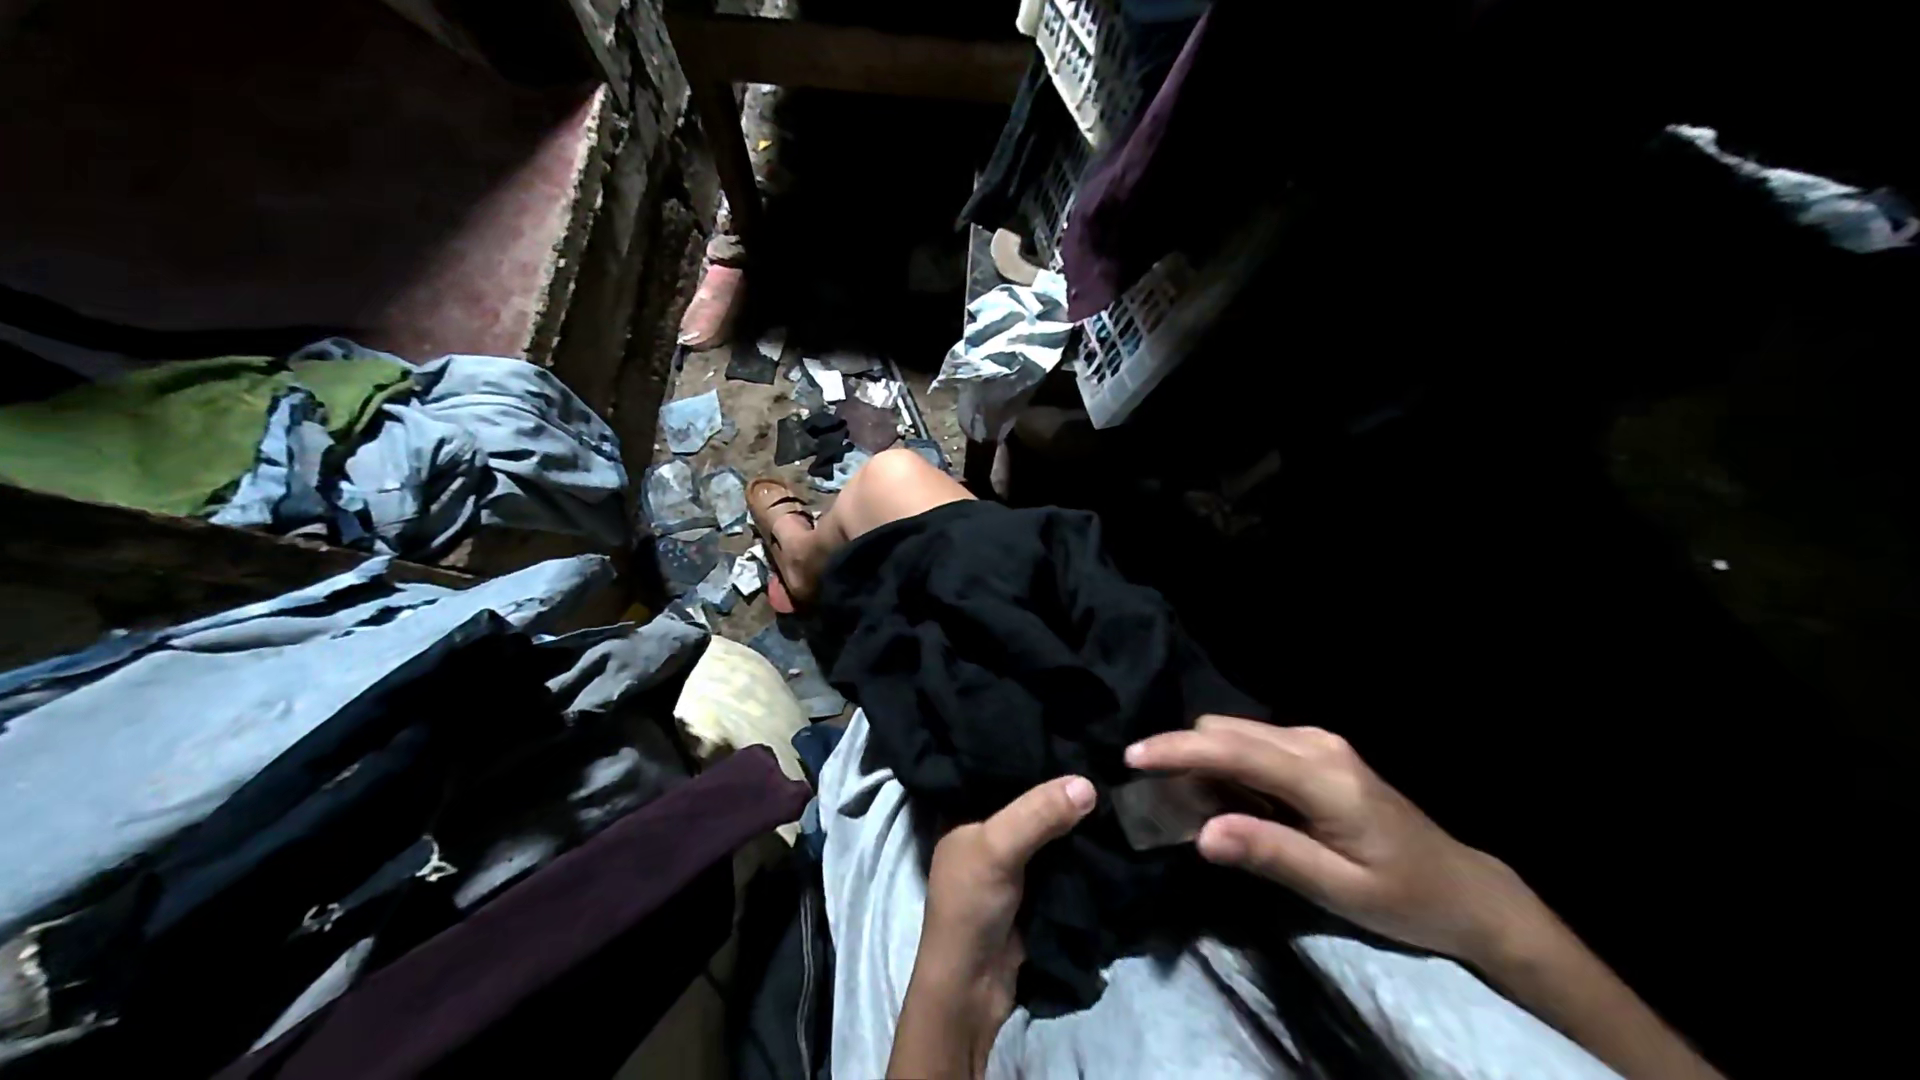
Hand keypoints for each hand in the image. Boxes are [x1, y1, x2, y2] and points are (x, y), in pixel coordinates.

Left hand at [888, 775, 1096, 1079]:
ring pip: (1048, 823)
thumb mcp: (996, 849)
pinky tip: (1109, 820)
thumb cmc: (970, 906)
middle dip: (1060, 780)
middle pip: (1028, 795)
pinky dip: (1081, 842)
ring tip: (1114, 776)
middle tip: (1102, 749)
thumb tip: (1088, 783)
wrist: (973, 990)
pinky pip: (1062, 853)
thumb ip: (1037, 815)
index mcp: (964, 809)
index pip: (998, 765)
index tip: (1068, 725)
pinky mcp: (1035, 883)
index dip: (1029, 747)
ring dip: (1075, 812)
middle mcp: (987, 826)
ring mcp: (1012, 857)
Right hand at [1125, 716, 1532, 962]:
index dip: (1178, 750)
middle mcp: (1314, 742)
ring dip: (1202, 759)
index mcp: (1322, 776)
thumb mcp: (1339, 888)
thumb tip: (1201, 835)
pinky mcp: (1314, 749)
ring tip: (1191, 806)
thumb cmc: (1405, 897)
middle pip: (1226, 730)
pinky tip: (1228, 799)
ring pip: (1235, 732)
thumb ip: (1271, 853)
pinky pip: (1251, 743)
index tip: (1132, 757)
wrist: (1465, 888)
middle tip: (1160, 801)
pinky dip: (1225, 763)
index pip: (1234, 750)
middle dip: (1183, 755)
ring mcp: (1316, 741)